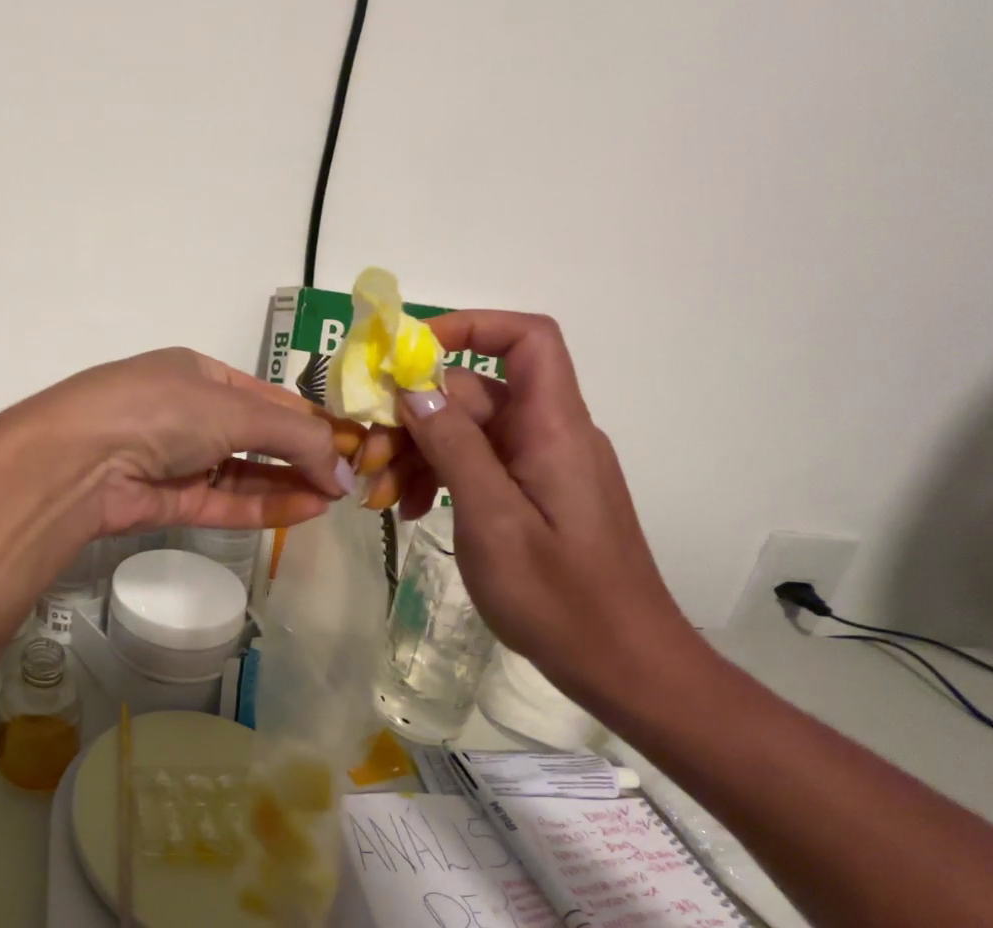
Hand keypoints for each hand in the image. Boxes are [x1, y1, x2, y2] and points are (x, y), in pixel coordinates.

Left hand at [10, 348, 375, 535]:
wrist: (80, 459)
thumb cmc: (160, 411)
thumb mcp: (234, 409)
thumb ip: (294, 437)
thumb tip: (343, 470)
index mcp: (197, 374)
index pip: (267, 396)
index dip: (311, 419)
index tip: (356, 442)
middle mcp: (187, 413)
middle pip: (258, 435)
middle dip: (304, 454)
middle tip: (355, 477)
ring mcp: (177, 459)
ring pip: (245, 472)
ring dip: (291, 482)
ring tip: (339, 497)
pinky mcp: (170, 501)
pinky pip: (227, 502)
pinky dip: (267, 506)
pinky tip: (309, 508)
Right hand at [392, 312, 696, 696]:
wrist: (625, 666)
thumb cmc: (561, 596)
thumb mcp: (494, 519)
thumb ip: (455, 447)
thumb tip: (415, 388)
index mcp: (554, 428)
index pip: (526, 338)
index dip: (468, 327)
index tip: (405, 354)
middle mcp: (550, 434)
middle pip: (475, 391)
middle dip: (413, 414)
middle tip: (368, 455)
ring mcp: (541, 466)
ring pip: (467, 431)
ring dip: (417, 452)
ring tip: (379, 494)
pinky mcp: (532, 495)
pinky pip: (477, 465)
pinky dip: (437, 477)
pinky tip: (409, 510)